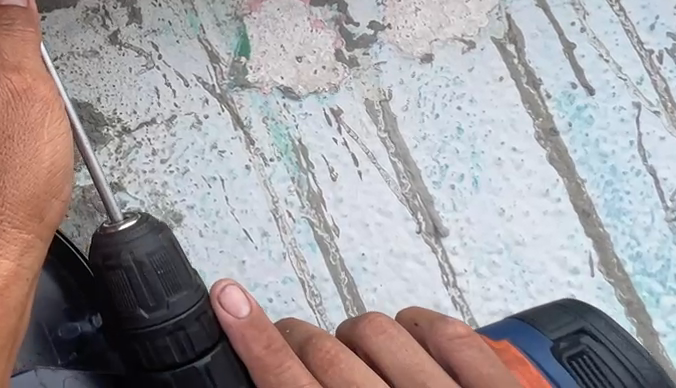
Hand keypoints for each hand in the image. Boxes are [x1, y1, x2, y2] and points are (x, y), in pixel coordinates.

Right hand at [211, 280, 525, 387]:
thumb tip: (271, 386)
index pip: (292, 385)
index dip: (251, 336)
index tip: (226, 298)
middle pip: (324, 354)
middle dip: (294, 342)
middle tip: (290, 349)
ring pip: (375, 331)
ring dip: (352, 342)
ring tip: (358, 364)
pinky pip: (449, 333)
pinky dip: (419, 329)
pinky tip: (410, 347)